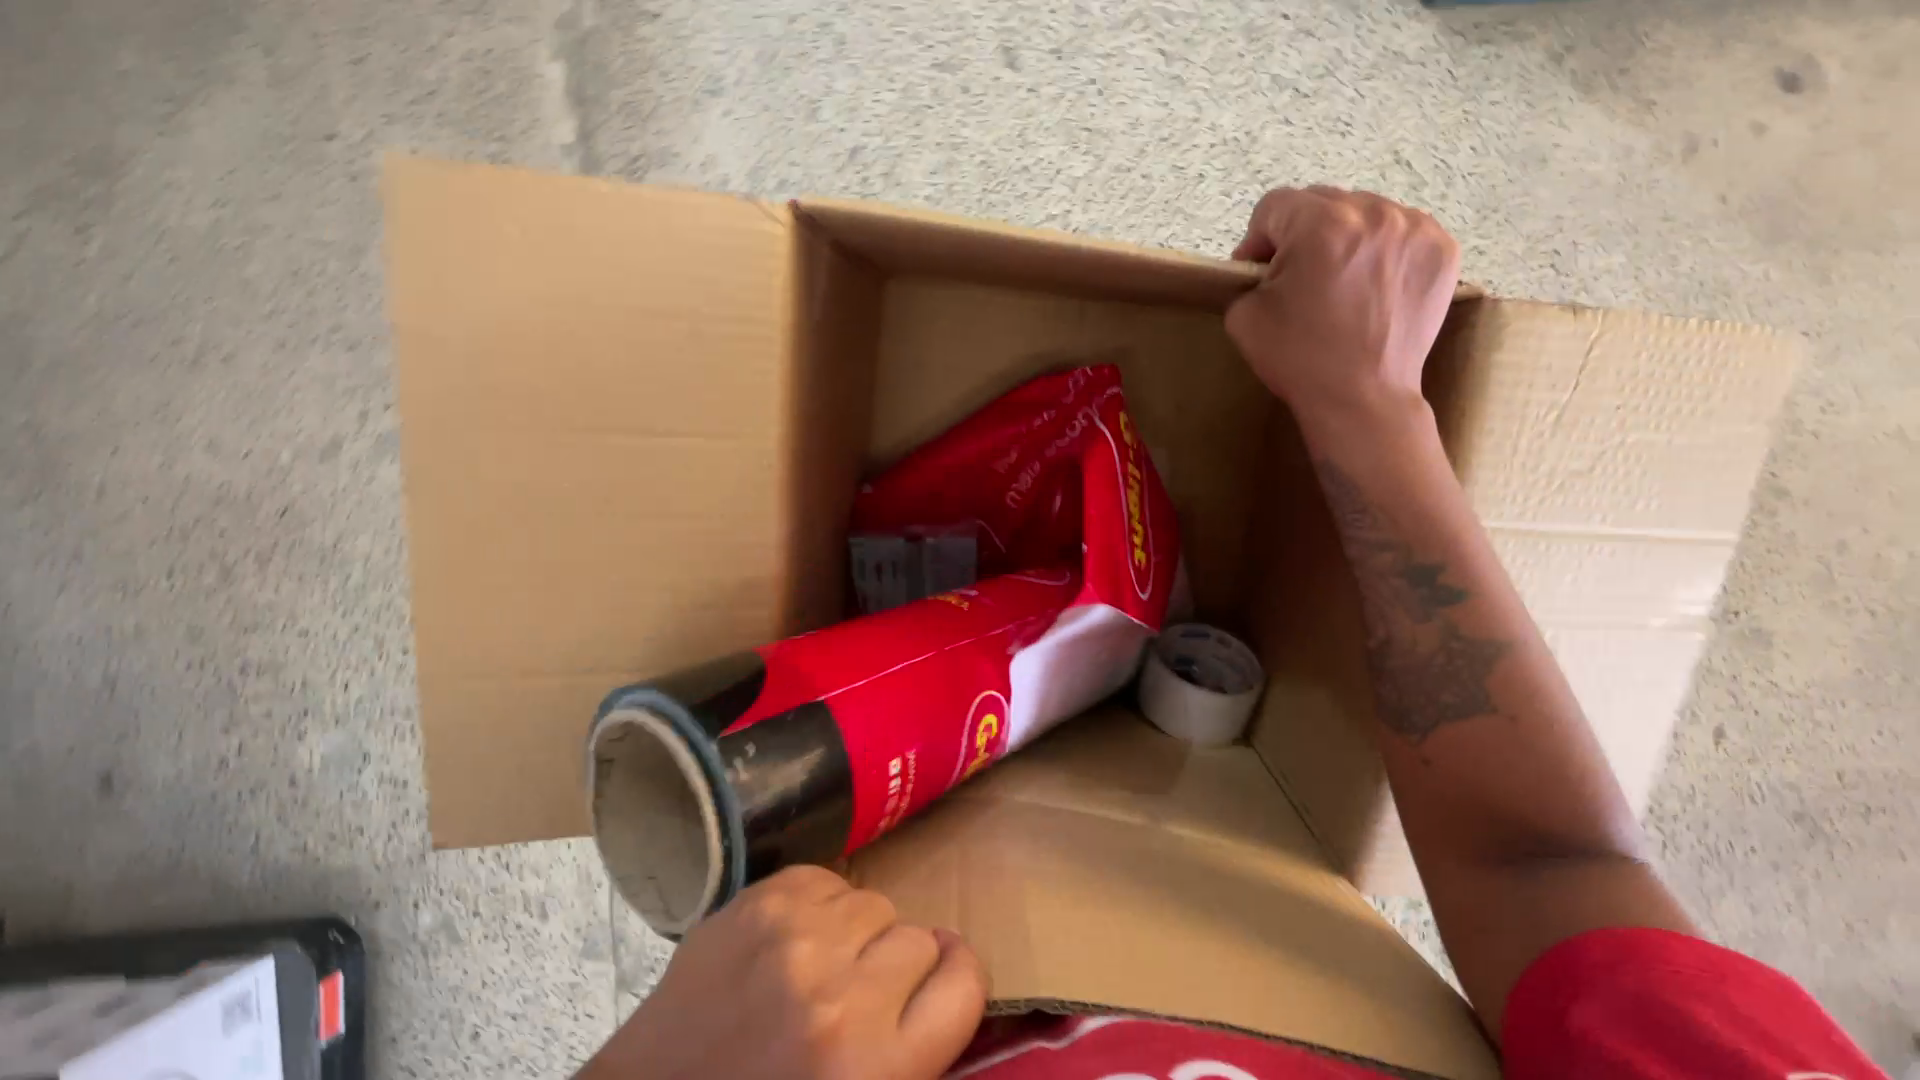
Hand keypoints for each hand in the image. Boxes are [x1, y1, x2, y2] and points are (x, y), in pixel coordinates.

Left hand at [580, 866, 987, 1079]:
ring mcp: (797, 940)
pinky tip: (792, 940)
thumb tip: (946, 962)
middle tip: (857, 994)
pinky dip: (819, 906)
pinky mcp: (758, 903)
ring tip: (819, 966)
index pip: (965, 982)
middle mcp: (844, 995)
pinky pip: (827, 879)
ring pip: (874, 903)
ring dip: (857, 933)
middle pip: (920, 938)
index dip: (957, 976)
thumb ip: (912, 1044)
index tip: (938, 979)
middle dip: (897, 965)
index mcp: (876, 1065)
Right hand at [1225, 186, 1460, 439]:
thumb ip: (1249, 276)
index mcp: (1320, 226)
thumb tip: (1264, 265)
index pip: (1274, 205)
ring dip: (1344, 237)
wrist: (1362, 398)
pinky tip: (1371, 283)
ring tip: (1339, 280)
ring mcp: (1414, 228)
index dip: (1257, 239)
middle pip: (1321, 201)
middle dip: (1301, 234)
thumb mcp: (1244, 315)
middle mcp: (1372, 213)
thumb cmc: (1300, 358)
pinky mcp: (1441, 248)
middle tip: (1298, 276)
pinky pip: (1401, 231)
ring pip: (1364, 212)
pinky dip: (1382, 250)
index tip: (1258, 271)